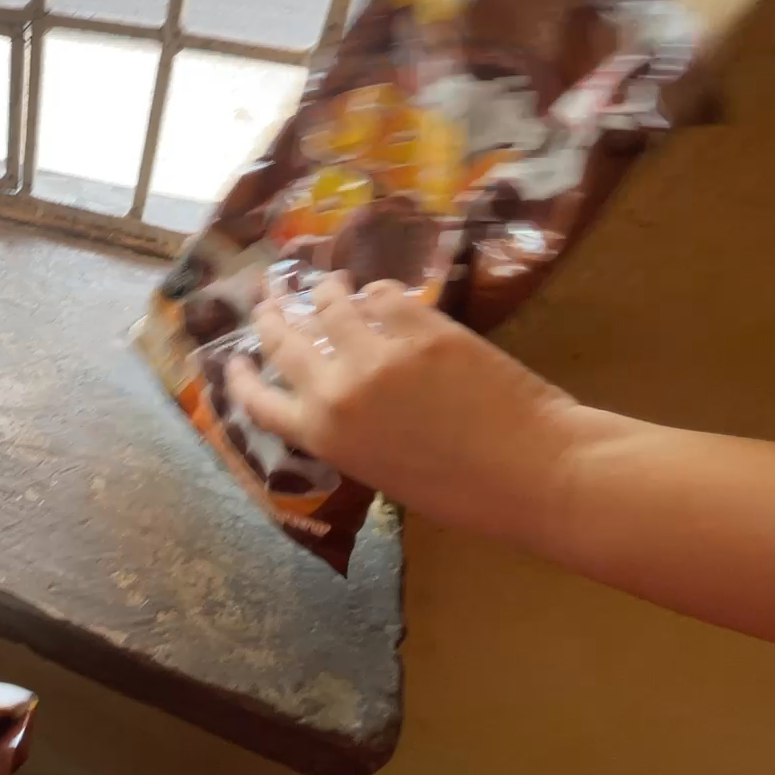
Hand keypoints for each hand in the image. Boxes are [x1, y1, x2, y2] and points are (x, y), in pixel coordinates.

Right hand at [226, 272, 588, 538]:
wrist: (539, 474)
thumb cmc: (458, 490)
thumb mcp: (374, 468)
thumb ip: (338, 427)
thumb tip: (324, 386)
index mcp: (321, 433)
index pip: (256, 399)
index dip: (239, 376)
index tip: (235, 359)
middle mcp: (335, 389)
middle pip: (283, 340)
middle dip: (270, 315)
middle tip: (267, 300)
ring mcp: (377, 355)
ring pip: (329, 306)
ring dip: (321, 292)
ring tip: (323, 284)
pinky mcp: (421, 330)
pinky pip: (383, 297)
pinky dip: (376, 294)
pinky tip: (378, 295)